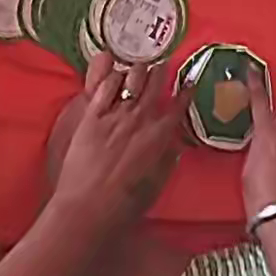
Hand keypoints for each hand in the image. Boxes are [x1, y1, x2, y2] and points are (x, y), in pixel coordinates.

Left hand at [48, 54, 188, 235]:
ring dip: (139, 70)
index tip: (189, 81)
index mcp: (159, 135)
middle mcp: (141, 117)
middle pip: (156, 82)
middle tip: (162, 64)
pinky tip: (115, 76)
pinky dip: (113, 76)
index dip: (186, 91)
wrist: (86, 211)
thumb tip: (176, 144)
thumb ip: (168, 159)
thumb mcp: (156, 184)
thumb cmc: (124, 206)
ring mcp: (116, 113)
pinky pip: (106, 85)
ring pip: (133, 77)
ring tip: (139, 68)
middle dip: (161, 69)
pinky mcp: (93, 115)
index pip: (178, 105)